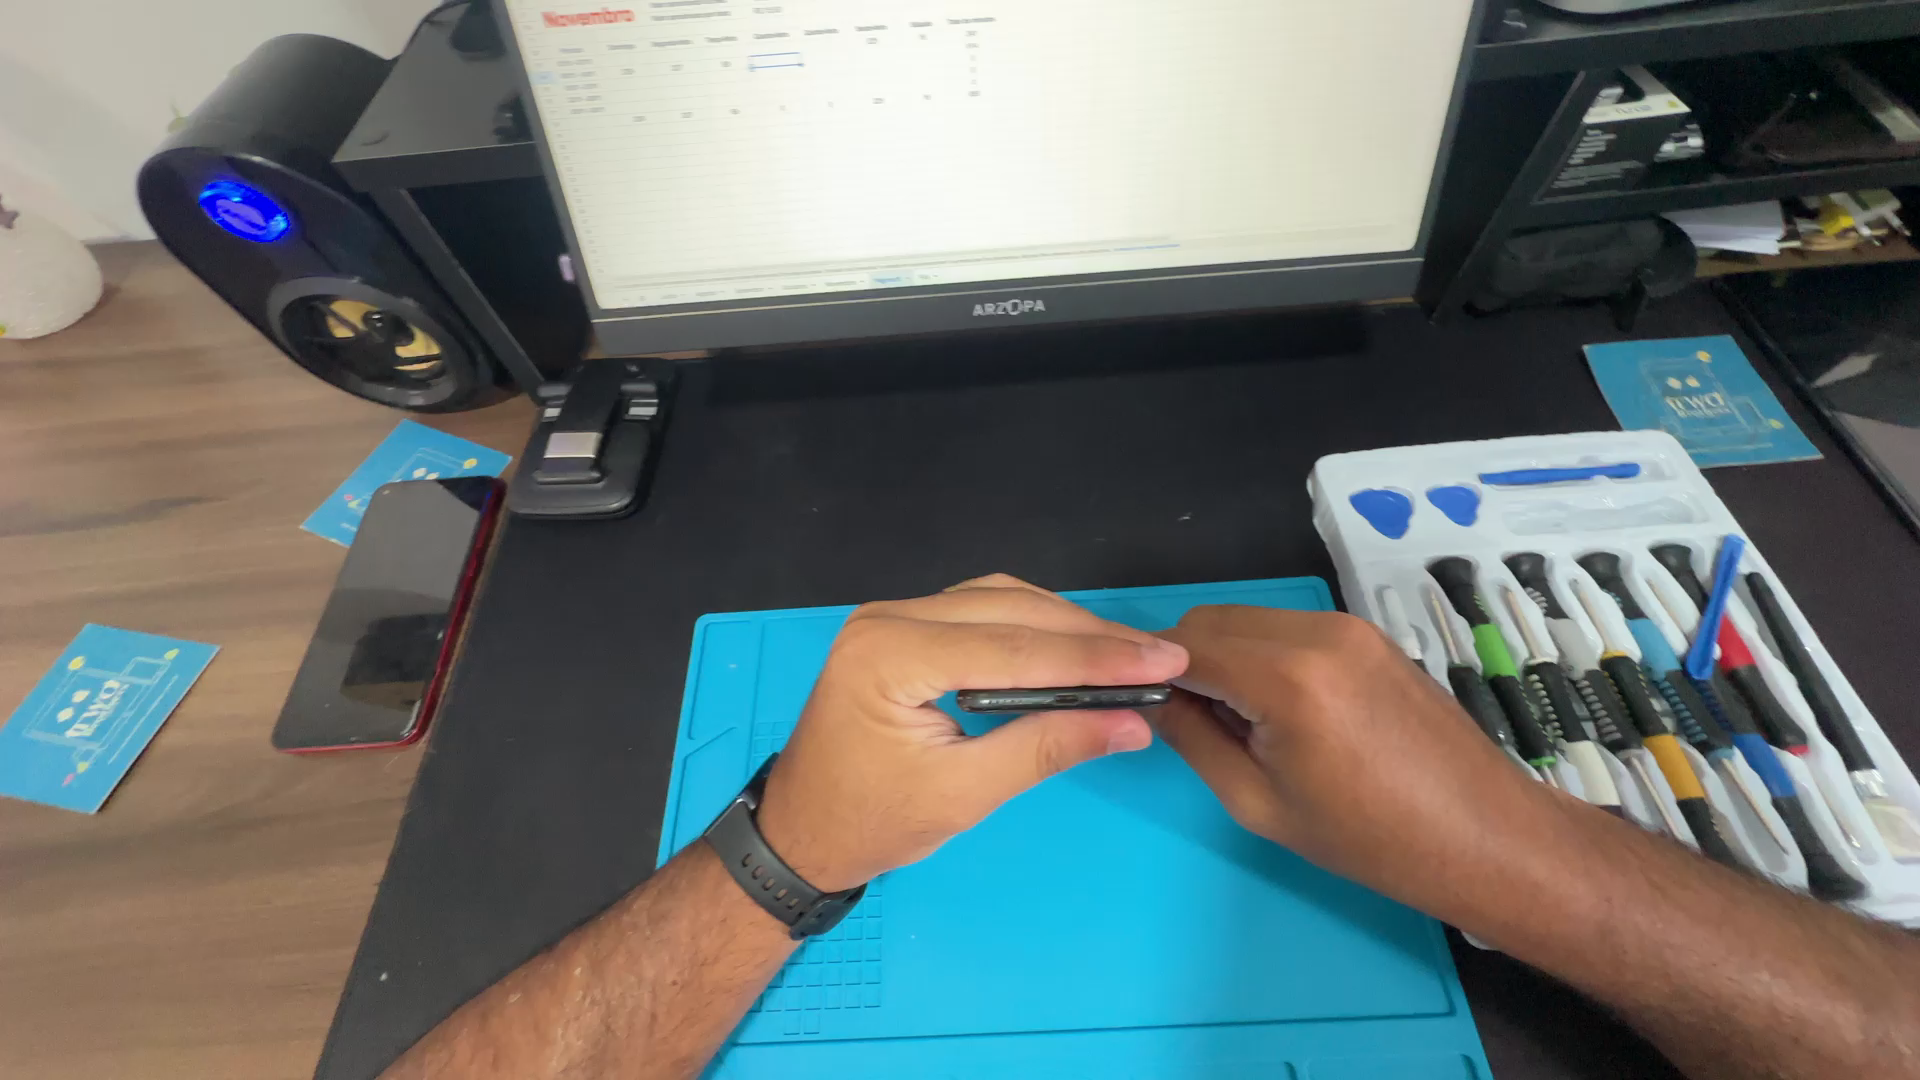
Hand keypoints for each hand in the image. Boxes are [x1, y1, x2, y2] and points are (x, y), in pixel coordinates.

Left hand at [756, 575, 1188, 891]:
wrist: (801, 829)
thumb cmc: (872, 822)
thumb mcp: (964, 794)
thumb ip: (1047, 748)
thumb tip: (1132, 724)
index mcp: (890, 654)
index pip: (1012, 649)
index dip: (1095, 658)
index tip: (1163, 663)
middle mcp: (889, 616)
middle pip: (1008, 609)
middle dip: (1088, 636)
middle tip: (1157, 657)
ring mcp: (892, 614)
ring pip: (998, 599)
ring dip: (1064, 625)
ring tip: (1126, 652)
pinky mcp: (903, 626)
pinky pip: (979, 609)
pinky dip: (1031, 625)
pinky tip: (1070, 645)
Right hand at [1154, 606, 1547, 903]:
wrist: (1488, 837)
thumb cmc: (1367, 838)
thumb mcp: (1254, 800)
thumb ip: (1188, 736)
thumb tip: (1148, 697)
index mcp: (1285, 677)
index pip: (1181, 647)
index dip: (1151, 673)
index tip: (1146, 706)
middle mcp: (1314, 631)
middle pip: (1208, 620)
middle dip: (1183, 660)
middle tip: (1195, 717)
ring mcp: (1344, 624)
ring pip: (1243, 617)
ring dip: (1221, 654)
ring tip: (1242, 714)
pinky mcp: (1362, 629)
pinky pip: (1282, 625)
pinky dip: (1258, 651)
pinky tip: (1280, 702)